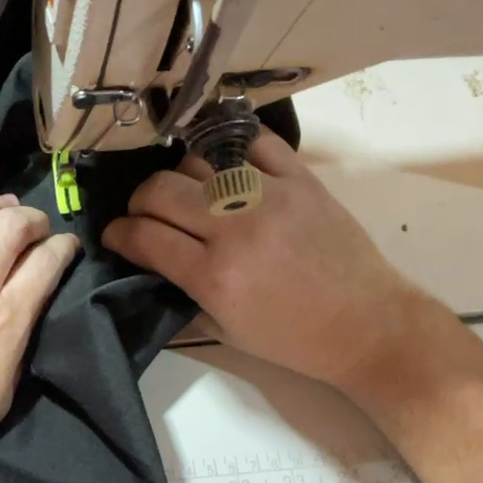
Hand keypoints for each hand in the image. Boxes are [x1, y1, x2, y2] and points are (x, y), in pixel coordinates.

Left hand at [0, 194, 79, 482]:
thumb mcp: (4, 394)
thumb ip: (20, 342)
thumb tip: (28, 308)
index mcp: (4, 321)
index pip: (46, 261)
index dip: (64, 247)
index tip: (67, 246)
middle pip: (11, 225)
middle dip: (34, 219)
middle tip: (38, 227)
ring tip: (6, 208)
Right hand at [102, 130, 445, 389]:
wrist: (367, 326)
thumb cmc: (290, 339)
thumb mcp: (221, 330)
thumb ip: (180, 291)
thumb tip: (149, 260)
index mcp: (213, 276)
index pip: (143, 236)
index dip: (117, 233)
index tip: (114, 236)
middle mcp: (235, 229)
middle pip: (160, 190)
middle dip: (139, 203)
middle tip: (145, 216)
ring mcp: (270, 197)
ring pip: (198, 161)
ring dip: (180, 179)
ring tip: (188, 196)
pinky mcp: (301, 179)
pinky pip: (253, 142)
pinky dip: (229, 149)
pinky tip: (224, 167)